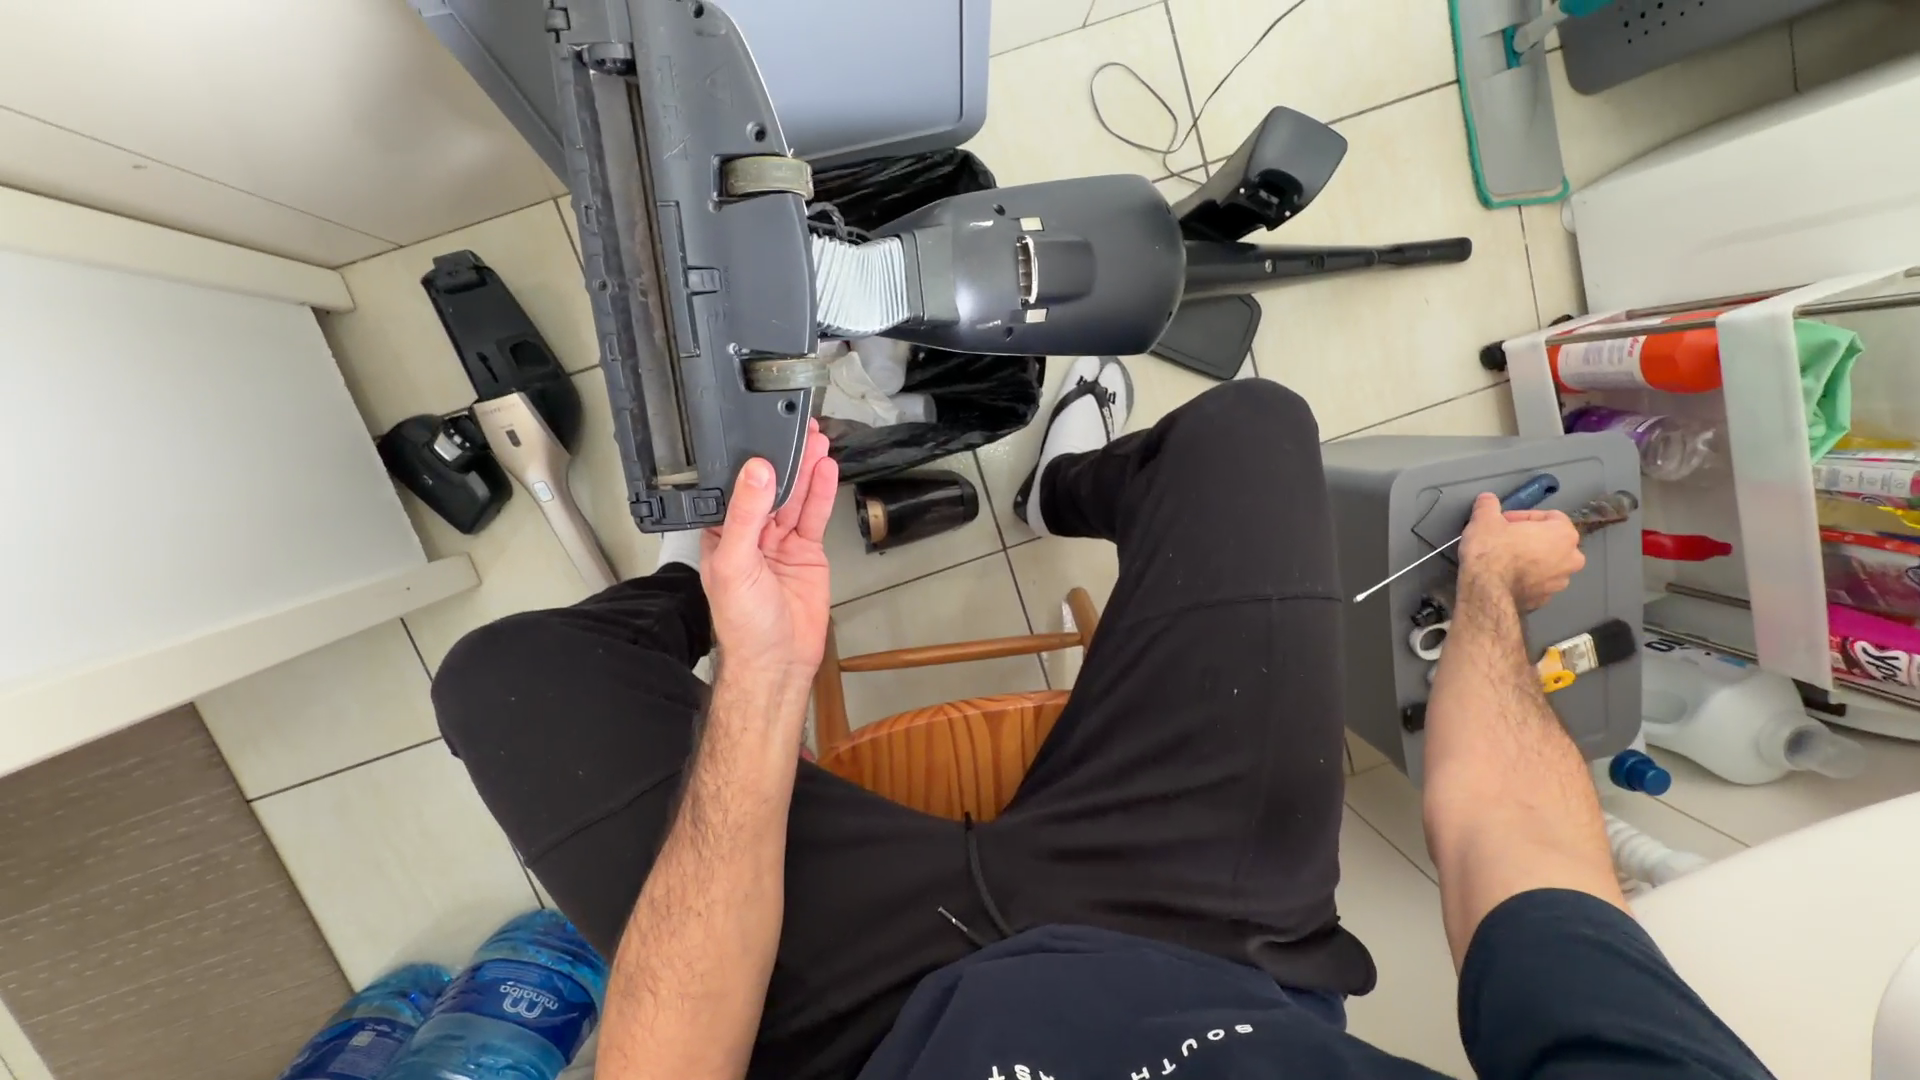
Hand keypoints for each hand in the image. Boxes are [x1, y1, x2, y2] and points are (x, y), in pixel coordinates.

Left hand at [701, 420, 838, 685]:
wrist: (778, 661)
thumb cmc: (743, 624)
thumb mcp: (736, 564)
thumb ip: (746, 516)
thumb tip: (757, 473)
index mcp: (722, 535)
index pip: (735, 487)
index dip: (749, 459)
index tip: (762, 432)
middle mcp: (751, 534)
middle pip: (770, 487)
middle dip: (784, 458)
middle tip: (798, 428)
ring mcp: (780, 542)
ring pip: (794, 497)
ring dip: (805, 469)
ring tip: (817, 440)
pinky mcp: (807, 552)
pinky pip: (814, 516)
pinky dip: (821, 493)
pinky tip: (826, 470)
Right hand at [1457, 493, 1584, 611]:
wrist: (1486, 591)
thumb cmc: (1491, 551)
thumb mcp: (1483, 520)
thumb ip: (1488, 506)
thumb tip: (1487, 500)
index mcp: (1563, 534)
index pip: (1550, 516)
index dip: (1524, 516)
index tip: (1504, 521)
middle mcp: (1571, 558)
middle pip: (1552, 542)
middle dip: (1530, 539)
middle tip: (1505, 540)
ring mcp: (1560, 581)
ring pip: (1546, 564)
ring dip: (1529, 560)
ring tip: (1503, 560)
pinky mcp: (1545, 599)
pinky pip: (1537, 583)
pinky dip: (1525, 578)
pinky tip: (1504, 577)